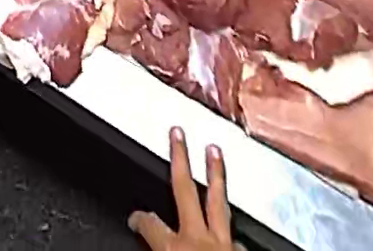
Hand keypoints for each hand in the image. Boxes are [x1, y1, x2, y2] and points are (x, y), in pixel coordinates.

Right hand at [130, 128, 232, 250]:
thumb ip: (158, 249)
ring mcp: (225, 248)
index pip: (149, 224)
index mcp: (174, 248)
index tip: (135, 218)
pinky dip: (233, 232)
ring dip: (216, 175)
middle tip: (178, 132)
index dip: (139, 219)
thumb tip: (145, 238)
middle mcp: (199, 241)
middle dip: (180, 158)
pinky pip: (238, 241)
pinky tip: (233, 231)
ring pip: (219, 204)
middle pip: (185, 189)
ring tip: (215, 150)